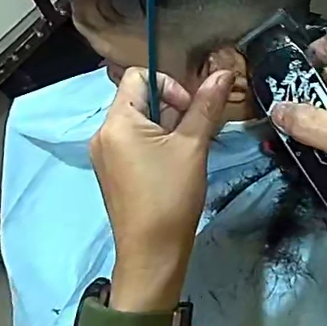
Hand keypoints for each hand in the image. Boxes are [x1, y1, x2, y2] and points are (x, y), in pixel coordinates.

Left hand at [90, 68, 234, 309]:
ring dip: (168, 126)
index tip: (189, 110)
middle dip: (173, 107)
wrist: (152, 252)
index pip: (138, 76)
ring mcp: (105, 154)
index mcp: (117, 122)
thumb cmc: (171, 195)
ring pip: (140, 120)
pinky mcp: (112, 171)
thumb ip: (206, 105)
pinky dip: (157, 142)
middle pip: (139, 98)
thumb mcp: (193, 146)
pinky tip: (174, 164)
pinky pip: (135, 141)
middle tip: (193, 133)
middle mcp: (103, 133)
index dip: (169, 84)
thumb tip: (223, 73)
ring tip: (186, 150)